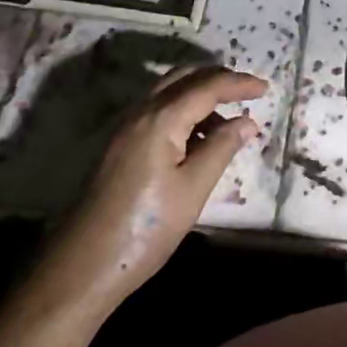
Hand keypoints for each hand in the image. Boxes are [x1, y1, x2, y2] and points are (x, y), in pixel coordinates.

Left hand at [48, 66, 266, 302]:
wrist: (81, 269)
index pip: (208, 86)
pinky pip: (157, 110)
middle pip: (185, 77)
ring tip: (227, 121)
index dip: (239, 84)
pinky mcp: (119, 145)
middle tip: (247, 94)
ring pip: (169, 92)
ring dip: (200, 95)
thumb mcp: (193, 189)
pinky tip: (197, 139)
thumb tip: (246, 121)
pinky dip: (183, 110)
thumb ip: (221, 147)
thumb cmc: (145, 229)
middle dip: (218, 79)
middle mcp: (140, 112)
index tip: (265, 89)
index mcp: (161, 118)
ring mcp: (125, 127)